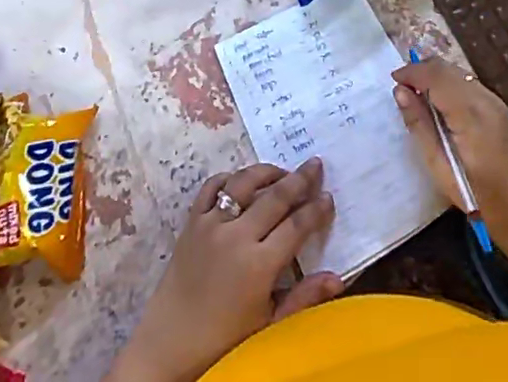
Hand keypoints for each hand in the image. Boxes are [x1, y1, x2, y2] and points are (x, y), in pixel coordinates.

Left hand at [108, 160, 341, 381]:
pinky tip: (242, 180)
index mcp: (258, 265)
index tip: (329, 196)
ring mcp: (211, 225)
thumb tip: (337, 278)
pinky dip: (229, 178)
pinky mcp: (191, 222)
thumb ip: (303, 298)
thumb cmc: (224, 341)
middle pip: (274, 197)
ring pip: (243, 183)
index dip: (316, 209)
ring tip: (283, 171)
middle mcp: (236, 237)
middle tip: (315, 164)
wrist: (170, 344)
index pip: (296, 226)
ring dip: (266, 172)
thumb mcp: (268, 326)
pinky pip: (212, 187)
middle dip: (299, 179)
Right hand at [391, 57, 507, 227]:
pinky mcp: (496, 103)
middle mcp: (485, 100)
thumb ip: (418, 123)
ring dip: (434, 74)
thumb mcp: (436, 163)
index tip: (394, 79)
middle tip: (402, 84)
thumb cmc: (470, 189)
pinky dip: (447, 81)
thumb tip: (400, 91)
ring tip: (415, 90)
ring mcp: (494, 100)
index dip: (414, 73)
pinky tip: (436, 97)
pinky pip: (465, 81)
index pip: (438, 78)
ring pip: (457, 72)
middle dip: (422, 69)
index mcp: (471, 117)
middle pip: (448, 69)